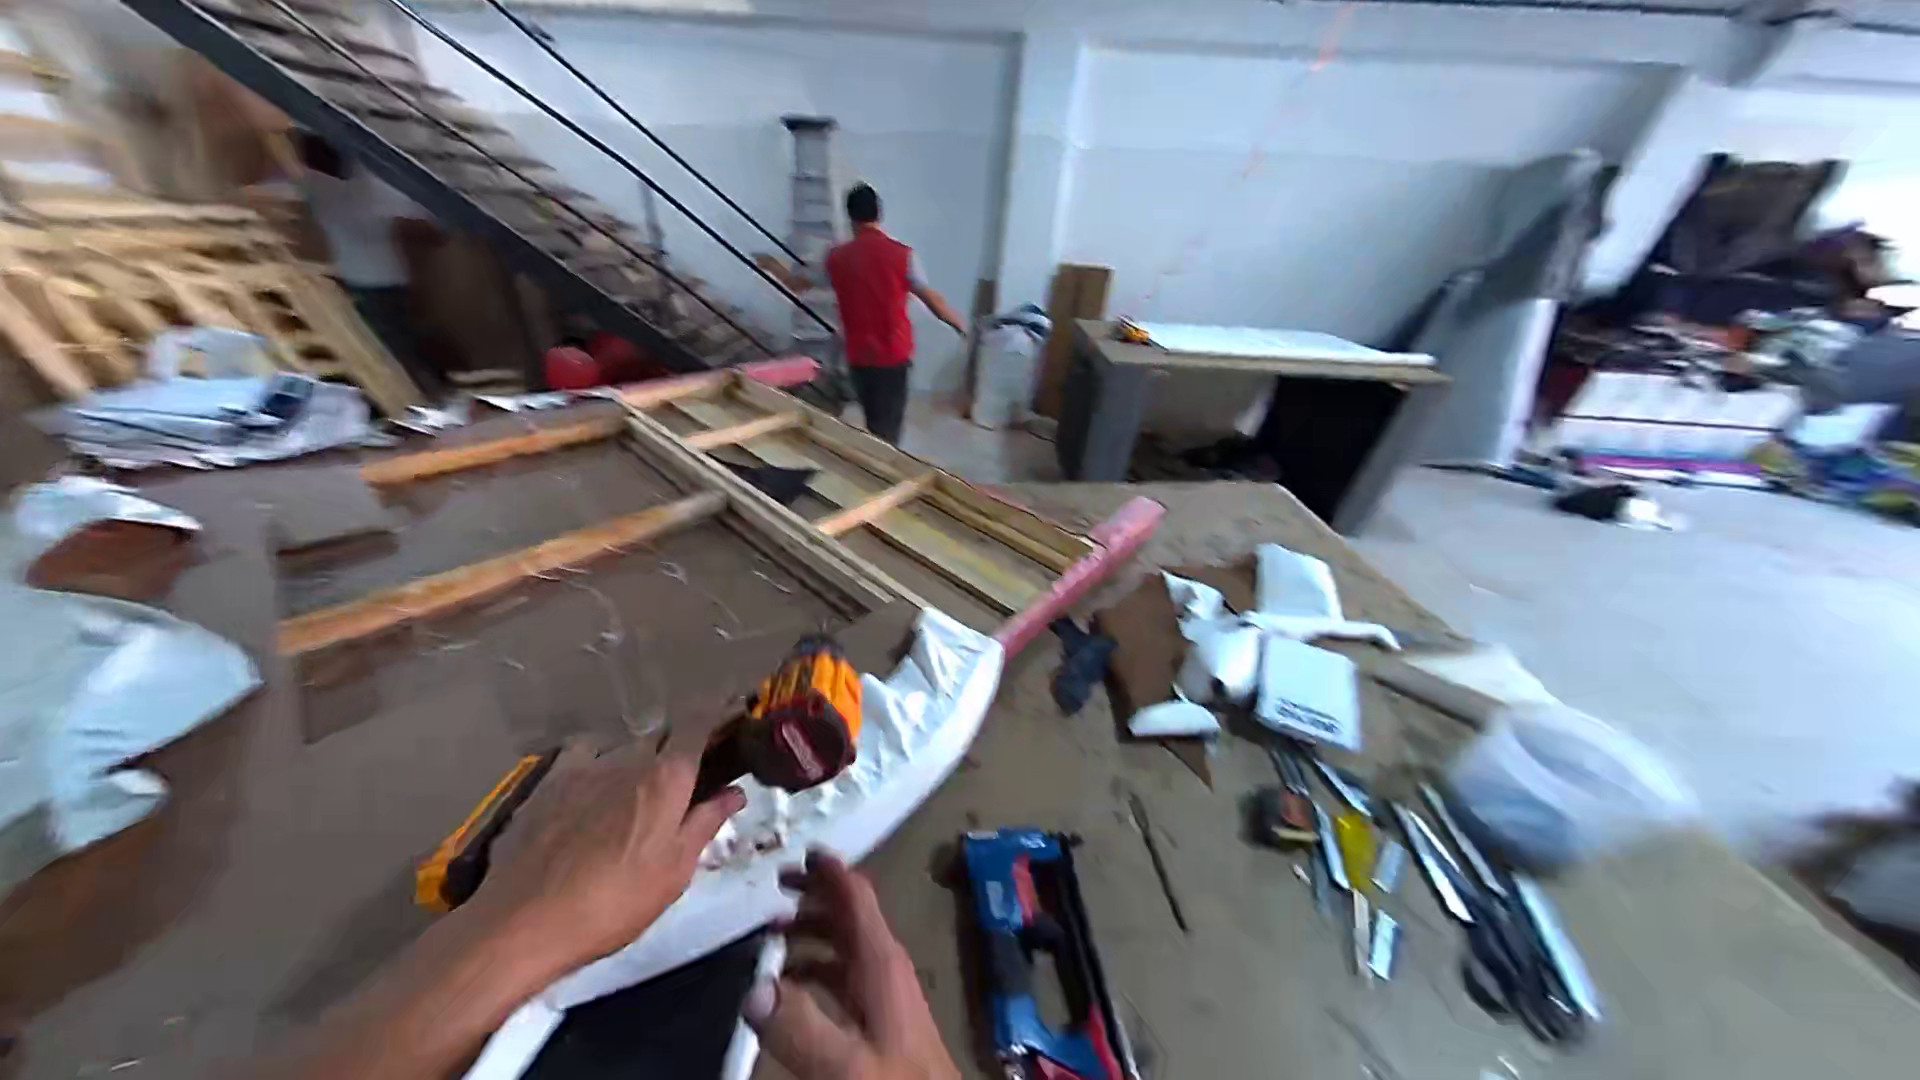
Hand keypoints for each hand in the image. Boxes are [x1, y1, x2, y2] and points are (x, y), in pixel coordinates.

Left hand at [472, 725, 745, 970]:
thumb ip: (706, 822)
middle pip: (663, 733)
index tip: (732, 707)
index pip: (699, 721)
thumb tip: (735, 792)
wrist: (522, 924)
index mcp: (667, 776)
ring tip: (638, 787)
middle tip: (687, 771)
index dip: (718, 708)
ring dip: (641, 757)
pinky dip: (598, 759)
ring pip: (625, 745)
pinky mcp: (549, 782)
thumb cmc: (615, 901)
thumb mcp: (675, 870)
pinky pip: (583, 754)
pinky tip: (593, 782)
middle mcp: (630, 758)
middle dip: (680, 742)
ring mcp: (585, 767)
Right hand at [747, 851, 958, 1079]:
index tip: (800, 851)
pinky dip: (815, 964)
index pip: (856, 896)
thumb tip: (754, 986)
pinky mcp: (878, 1014)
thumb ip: (799, 1026)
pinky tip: (791, 983)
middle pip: (848, 912)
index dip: (830, 870)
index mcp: (880, 959)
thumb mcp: (845, 1065)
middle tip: (777, 884)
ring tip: (771, 932)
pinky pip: (843, 972)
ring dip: (812, 928)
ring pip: (844, 941)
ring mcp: (883, 988)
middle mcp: (883, 962)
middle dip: (815, 893)